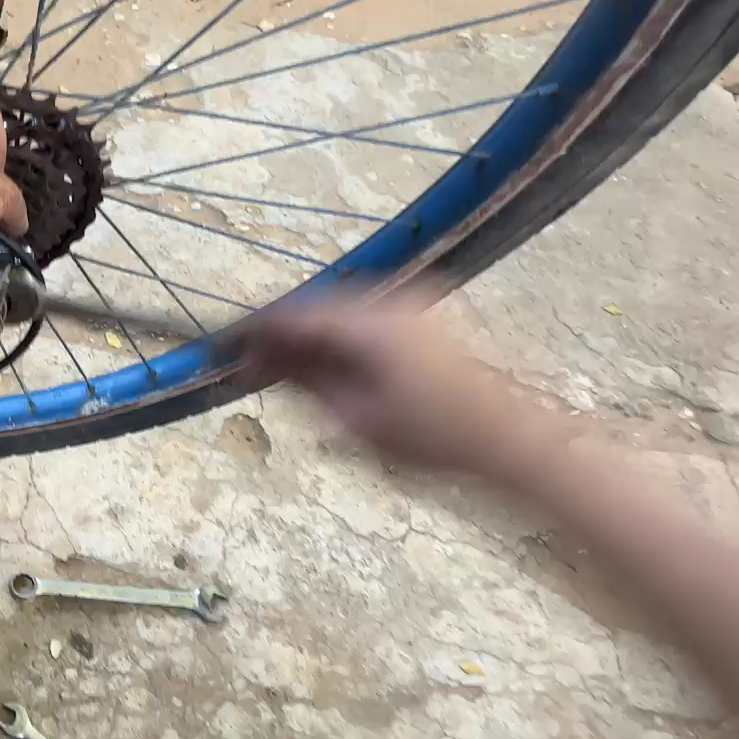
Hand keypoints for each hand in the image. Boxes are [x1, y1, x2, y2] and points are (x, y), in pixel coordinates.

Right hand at [240, 288, 563, 479]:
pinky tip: (318, 357)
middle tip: (249, 360)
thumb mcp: (354, 416)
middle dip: (277, 331)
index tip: (226, 347)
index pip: (295, 314)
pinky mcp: (422, 312)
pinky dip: (332, 333)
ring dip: (303, 332)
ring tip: (279, 363)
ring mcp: (410, 302)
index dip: (255, 329)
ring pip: (335, 307)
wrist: (512, 437)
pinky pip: (359, 313)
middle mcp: (391, 300)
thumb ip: (302, 379)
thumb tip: (258, 358)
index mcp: (371, 325)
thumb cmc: (430, 435)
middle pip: (313, 305)